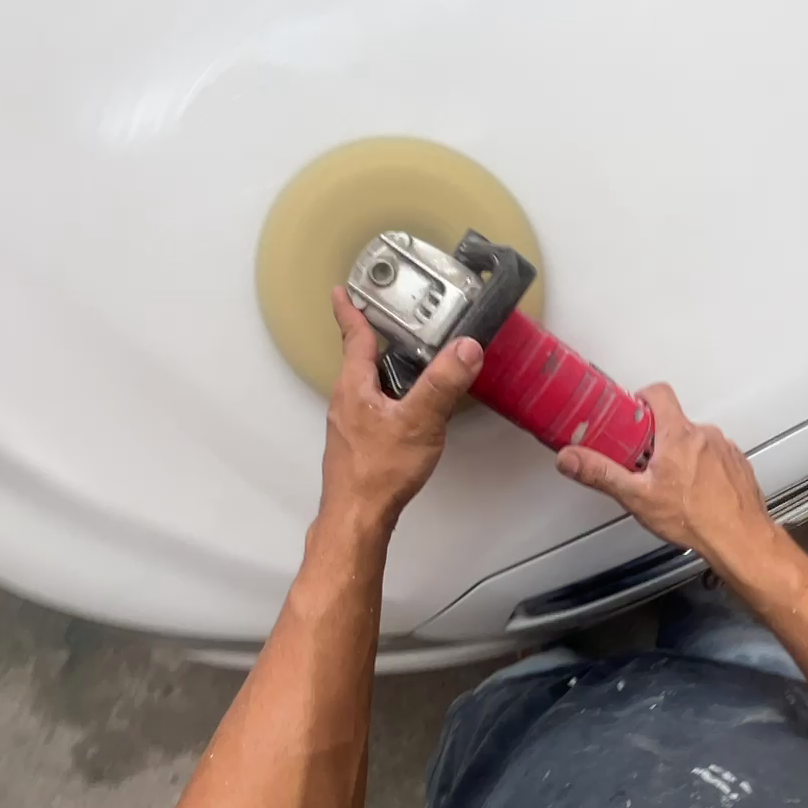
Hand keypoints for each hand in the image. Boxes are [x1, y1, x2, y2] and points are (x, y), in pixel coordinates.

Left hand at [320, 287, 482, 529]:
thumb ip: (443, 384)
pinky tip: (409, 412)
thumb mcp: (419, 421)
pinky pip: (374, 409)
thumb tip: (465, 349)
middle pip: (360, 360)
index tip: (342, 291)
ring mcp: (350, 425)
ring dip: (384, 370)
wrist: (358, 516)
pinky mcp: (359, 445)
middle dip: (374, 339)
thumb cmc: (379, 471)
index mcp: (355, 387)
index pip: (353, 338)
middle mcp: (347, 402)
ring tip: (409, 363)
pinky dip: (390, 398)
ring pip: (367, 386)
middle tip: (391, 322)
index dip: (350, 311)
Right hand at [555, 384, 774, 563]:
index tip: (630, 414)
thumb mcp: (637, 497)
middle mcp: (704, 435)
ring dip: (682, 456)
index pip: (658, 392)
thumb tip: (570, 458)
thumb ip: (600, 473)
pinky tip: (695, 493)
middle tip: (644, 463)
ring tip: (671, 484)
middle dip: (657, 439)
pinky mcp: (737, 464)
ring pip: (695, 441)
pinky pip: (714, 456)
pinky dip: (703, 469)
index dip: (641, 398)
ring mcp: (724, 448)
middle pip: (674, 421)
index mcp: (678, 435)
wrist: (740, 539)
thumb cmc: (695, 519)